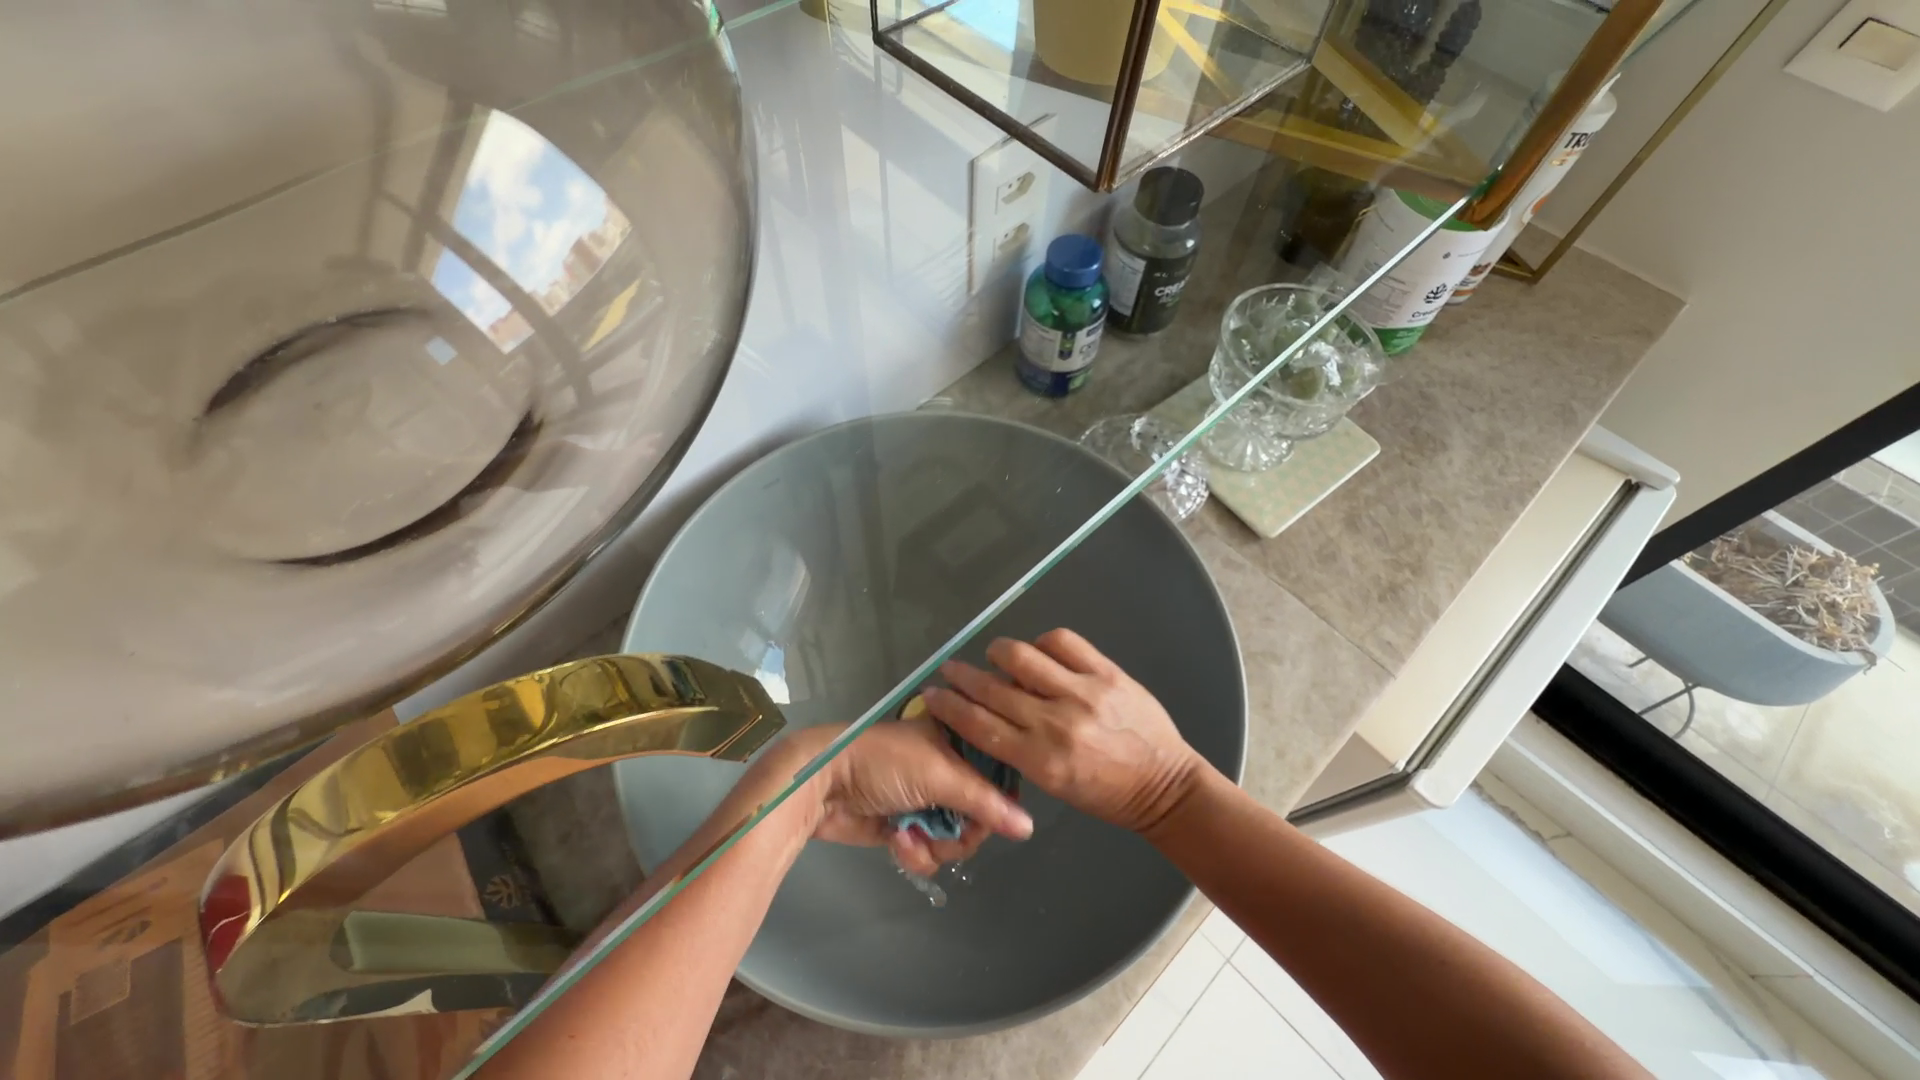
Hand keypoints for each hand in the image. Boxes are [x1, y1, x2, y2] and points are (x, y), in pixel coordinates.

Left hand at [777, 718, 1033, 876]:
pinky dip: (916, 853)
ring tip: (911, 836)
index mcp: (958, 742)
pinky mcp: (905, 827)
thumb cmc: (883, 763)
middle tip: (948, 830)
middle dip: (963, 831)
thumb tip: (1028, 827)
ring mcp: (925, 800)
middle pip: (981, 814)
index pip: (998, 774)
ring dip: (936, 845)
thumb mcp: (939, 774)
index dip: (999, 800)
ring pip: (956, 838)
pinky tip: (896, 841)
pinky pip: (930, 852)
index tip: (993, 815)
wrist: (822, 784)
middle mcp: (946, 770)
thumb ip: (985, 802)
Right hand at [921, 629, 1207, 834]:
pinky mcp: (1107, 673)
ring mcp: (1082, 693)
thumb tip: (989, 713)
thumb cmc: (1105, 795)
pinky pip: (1062, 641)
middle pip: (992, 689)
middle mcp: (1055, 722)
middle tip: (950, 668)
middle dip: (962, 676)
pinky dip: (1042, 643)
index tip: (932, 694)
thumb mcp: (1053, 786)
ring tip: (994, 654)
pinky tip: (1039, 652)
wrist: (1164, 785)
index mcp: (1040, 760)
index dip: (949, 706)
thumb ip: (1019, 751)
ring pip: (1021, 657)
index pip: (979, 725)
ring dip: (998, 652)